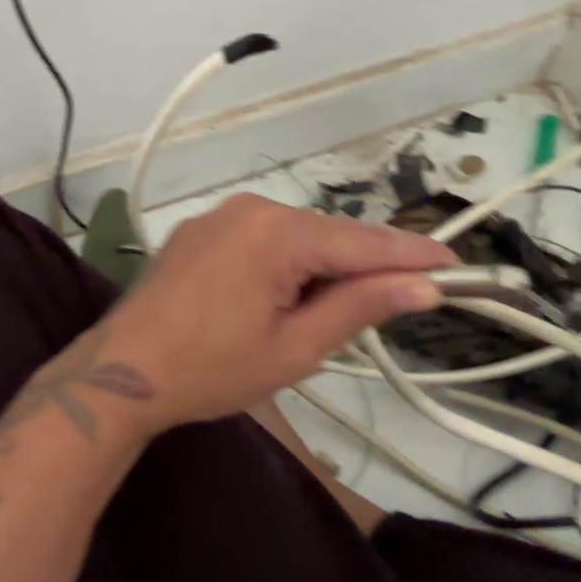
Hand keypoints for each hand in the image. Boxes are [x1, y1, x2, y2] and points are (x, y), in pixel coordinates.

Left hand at [99, 194, 456, 432]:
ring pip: (293, 236)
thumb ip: (358, 307)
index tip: (458, 266)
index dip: (412, 256)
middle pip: (327, 235)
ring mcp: (216, 217)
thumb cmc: (210, 369)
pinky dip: (283, 261)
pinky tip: (284, 295)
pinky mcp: (196, 233)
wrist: (122, 372)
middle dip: (362, 266)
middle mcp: (247, 209)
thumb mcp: (295, 347)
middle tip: (399, 302)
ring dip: (320, 267)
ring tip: (330, 313)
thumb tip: (421, 286)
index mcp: (276, 232)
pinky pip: (258, 238)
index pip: (362, 241)